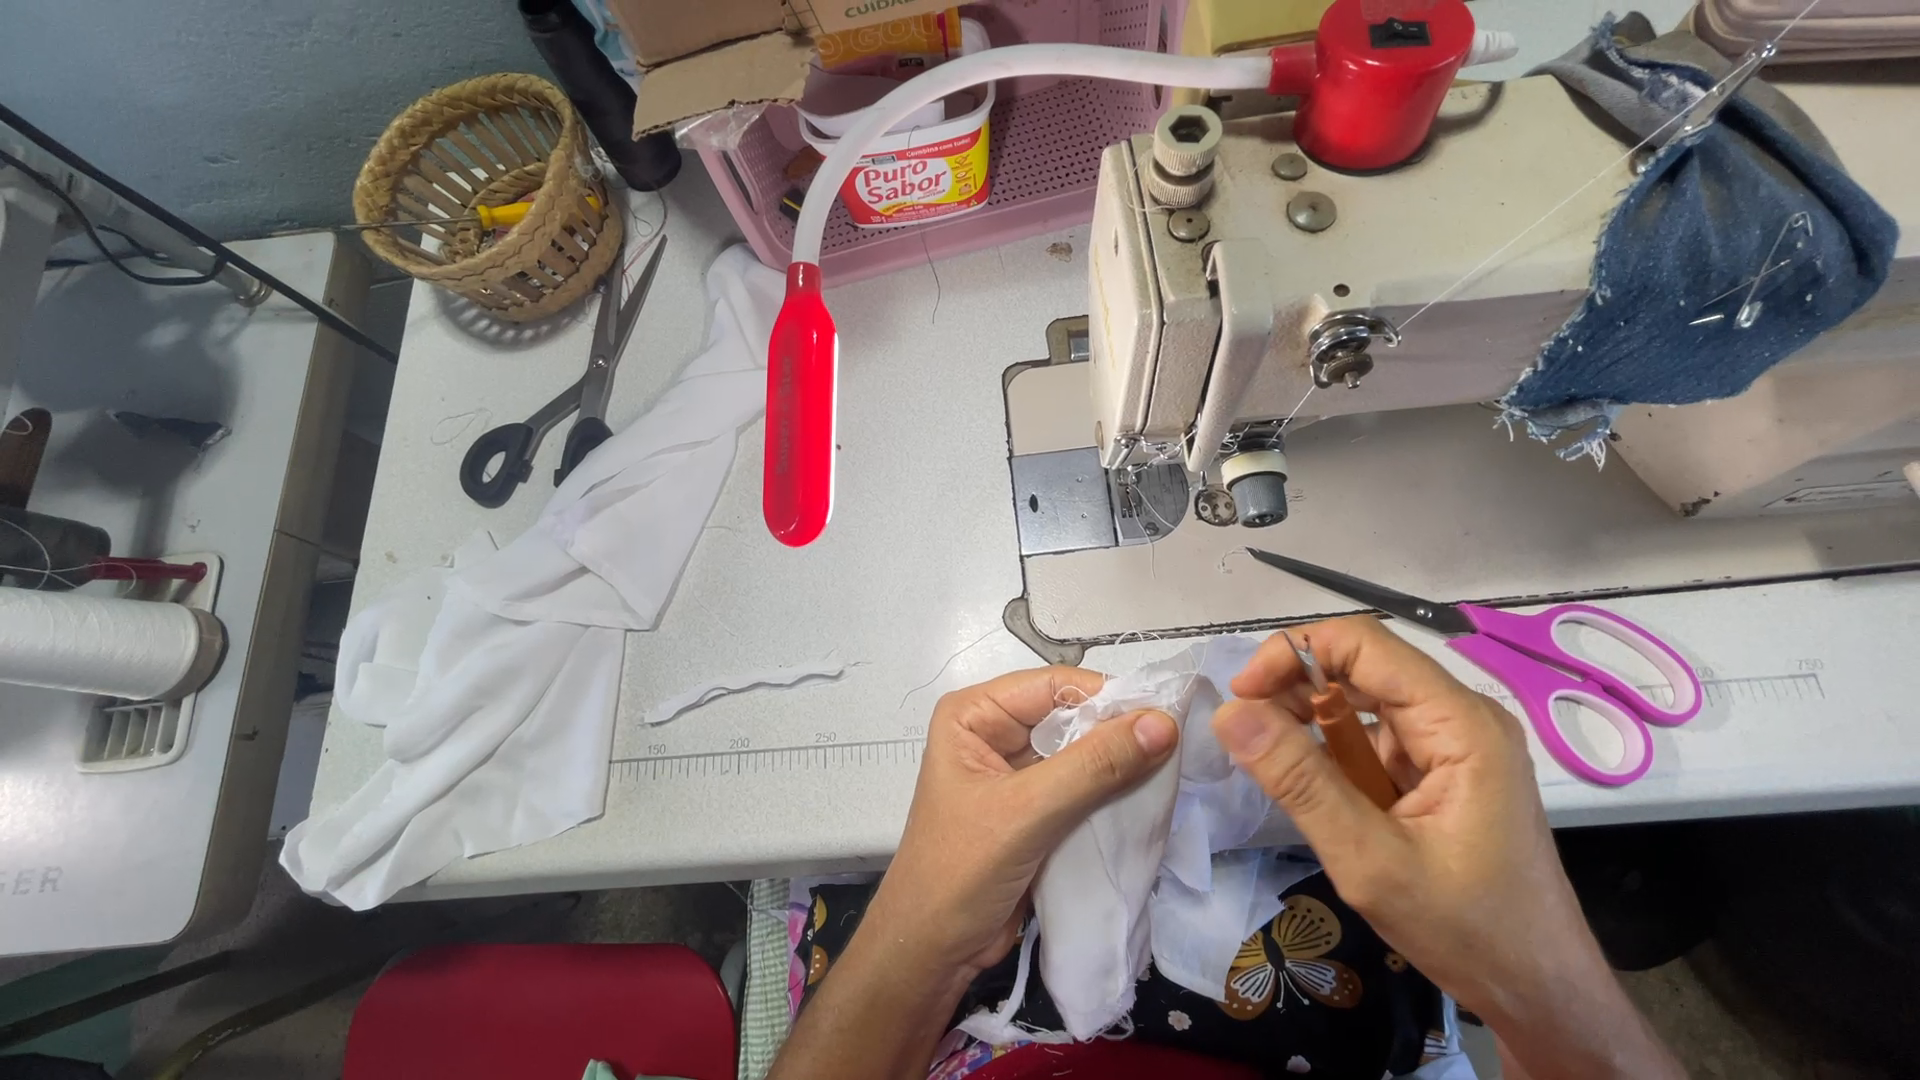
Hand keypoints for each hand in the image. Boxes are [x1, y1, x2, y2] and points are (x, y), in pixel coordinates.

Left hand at [863, 666, 1179, 976]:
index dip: (1107, 696)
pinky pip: (1083, 784)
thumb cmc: (962, 870)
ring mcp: (1016, 771)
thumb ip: (1094, 766)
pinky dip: (1112, 790)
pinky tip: (1147, 796)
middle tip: (1174, 745)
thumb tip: (1162, 722)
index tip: (1164, 718)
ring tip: (1170, 770)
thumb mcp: (1027, 812)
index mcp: (974, 714)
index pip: (1053, 685)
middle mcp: (994, 732)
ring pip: (1081, 750)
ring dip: (1120, 761)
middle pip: (1070, 715)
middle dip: (1117, 729)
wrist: (934, 950)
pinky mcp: (1036, 808)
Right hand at [1213, 616, 1680, 1079]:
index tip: (1244, 698)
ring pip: (1362, 701)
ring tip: (1278, 768)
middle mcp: (1459, 717)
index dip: (1295, 653)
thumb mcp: (1369, 859)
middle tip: (1250, 737)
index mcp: (1459, 723)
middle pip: (1361, 667)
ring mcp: (1452, 744)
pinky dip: (1332, 752)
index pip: (1364, 644)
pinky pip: (1372, 736)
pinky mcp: (1440, 770)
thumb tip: (1230, 714)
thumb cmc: (1467, 930)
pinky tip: (1315, 789)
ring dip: (1311, 723)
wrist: (1541, 994)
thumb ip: (1300, 781)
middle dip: (1296, 690)